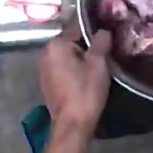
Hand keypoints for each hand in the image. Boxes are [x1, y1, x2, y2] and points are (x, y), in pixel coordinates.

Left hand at [39, 13, 111, 140]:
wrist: (72, 124)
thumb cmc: (86, 91)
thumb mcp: (98, 64)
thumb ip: (101, 42)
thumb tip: (103, 31)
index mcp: (56, 44)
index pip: (78, 28)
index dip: (95, 33)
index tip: (109, 40)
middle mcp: (45, 53)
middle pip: (72, 42)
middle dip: (88, 47)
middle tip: (106, 55)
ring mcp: (44, 69)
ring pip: (68, 56)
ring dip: (81, 59)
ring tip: (99, 67)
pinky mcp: (47, 82)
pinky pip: (63, 68)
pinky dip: (74, 70)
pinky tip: (86, 79)